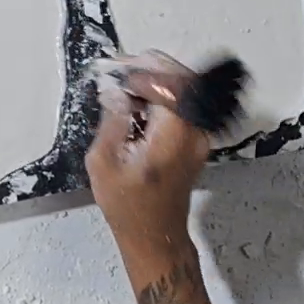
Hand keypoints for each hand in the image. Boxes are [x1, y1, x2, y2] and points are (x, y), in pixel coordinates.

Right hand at [86, 54, 211, 257]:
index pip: (171, 83)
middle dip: (151, 68)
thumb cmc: (126, 205)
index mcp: (173, 135)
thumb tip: (116, 91)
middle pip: (183, 81)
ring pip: (185, 91)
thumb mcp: (104, 162)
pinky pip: (183, 106)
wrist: (155, 235)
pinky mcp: (195, 141)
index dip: (144, 69)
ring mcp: (199, 136)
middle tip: (119, 68)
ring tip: (124, 83)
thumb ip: (113, 120)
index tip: (116, 69)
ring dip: (156, 81)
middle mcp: (195, 132)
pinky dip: (162, 97)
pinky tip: (137, 103)